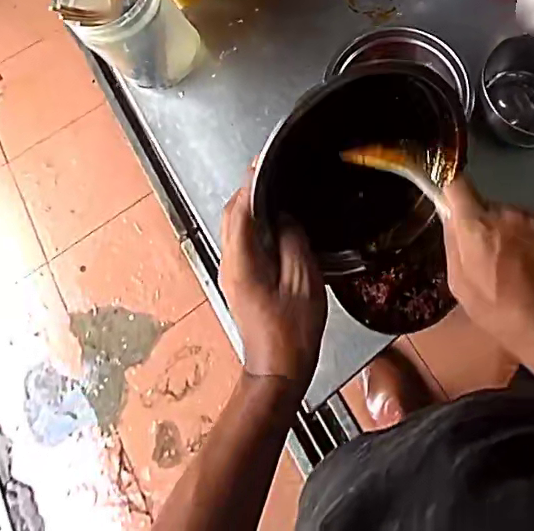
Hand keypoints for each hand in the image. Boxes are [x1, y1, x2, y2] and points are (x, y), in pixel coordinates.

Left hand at [220, 187, 325, 386]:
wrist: (277, 372)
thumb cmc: (291, 334)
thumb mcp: (303, 281)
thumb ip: (294, 242)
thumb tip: (288, 217)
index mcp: (243, 263)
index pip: (239, 211)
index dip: (250, 182)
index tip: (262, 161)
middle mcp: (230, 265)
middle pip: (231, 216)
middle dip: (248, 189)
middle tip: (269, 170)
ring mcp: (233, 274)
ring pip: (235, 228)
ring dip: (251, 205)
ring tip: (274, 188)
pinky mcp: (241, 281)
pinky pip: (243, 241)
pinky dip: (255, 223)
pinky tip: (276, 220)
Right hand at [440, 175, 533, 367]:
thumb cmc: (504, 315)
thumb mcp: (462, 287)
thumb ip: (453, 245)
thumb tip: (452, 219)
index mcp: (477, 225)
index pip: (456, 184)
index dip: (452, 189)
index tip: (451, 198)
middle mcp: (507, 212)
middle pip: (489, 208)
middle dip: (487, 226)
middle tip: (492, 257)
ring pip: (515, 218)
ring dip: (513, 233)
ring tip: (521, 268)